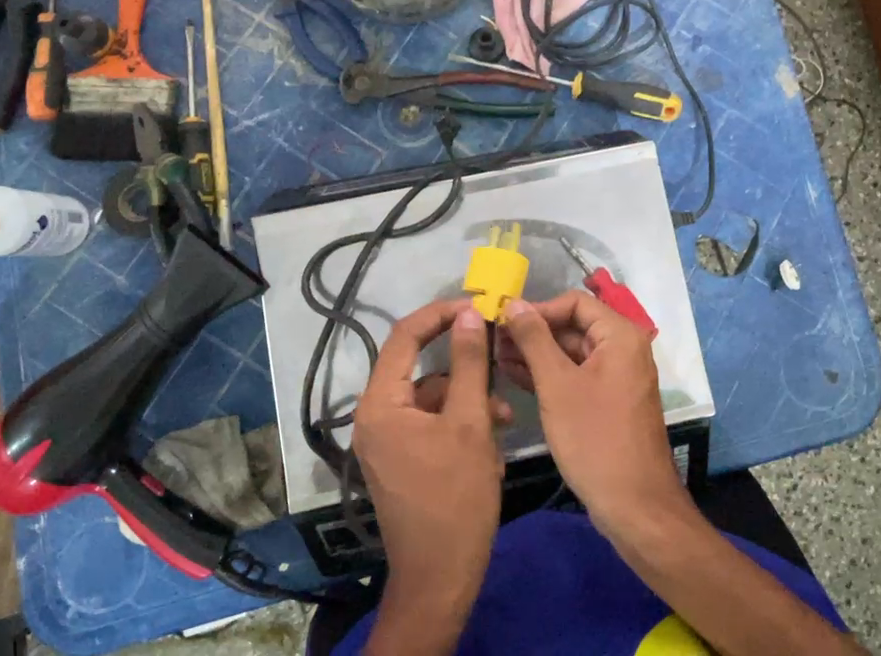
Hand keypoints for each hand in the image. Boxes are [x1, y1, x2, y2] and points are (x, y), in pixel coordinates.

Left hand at [352, 300, 501, 649]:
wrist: (440, 575)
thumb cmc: (455, 497)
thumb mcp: (470, 423)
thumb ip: (470, 364)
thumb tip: (469, 314)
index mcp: (381, 403)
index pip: (405, 336)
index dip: (441, 314)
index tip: (478, 306)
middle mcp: (375, 415)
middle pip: (418, 366)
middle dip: (463, 361)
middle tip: (498, 348)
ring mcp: (387, 439)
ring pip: (431, 396)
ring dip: (469, 395)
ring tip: (505, 414)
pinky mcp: (402, 458)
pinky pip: (431, 422)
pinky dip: (461, 421)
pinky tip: (492, 436)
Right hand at [501, 291, 689, 535]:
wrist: (633, 505)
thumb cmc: (595, 438)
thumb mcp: (557, 386)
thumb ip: (534, 340)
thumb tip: (514, 303)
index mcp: (620, 336)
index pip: (575, 303)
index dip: (538, 309)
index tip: (503, 321)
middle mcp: (623, 350)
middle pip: (573, 326)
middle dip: (533, 332)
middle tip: (492, 341)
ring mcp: (616, 377)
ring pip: (571, 353)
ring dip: (536, 354)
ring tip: (495, 358)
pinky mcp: (607, 401)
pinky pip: (575, 376)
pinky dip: (548, 375)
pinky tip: (514, 377)